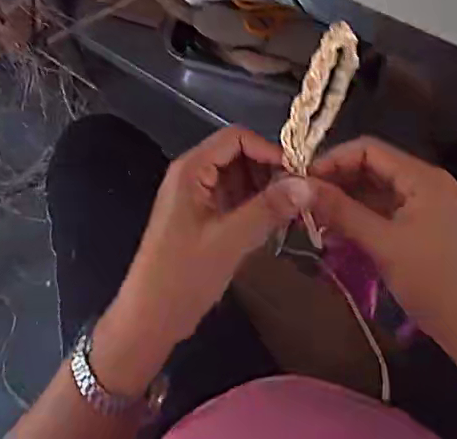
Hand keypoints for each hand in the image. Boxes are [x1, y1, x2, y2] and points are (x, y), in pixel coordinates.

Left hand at [90, 128, 310, 393]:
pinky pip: (234, 198)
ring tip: (291, 212)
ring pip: (239, 177)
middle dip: (269, 171)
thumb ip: (268, 209)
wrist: (149, 319)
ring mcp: (197, 195)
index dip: (269, 150)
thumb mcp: (229, 240)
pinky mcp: (203, 216)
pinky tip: (274, 224)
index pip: (236, 138)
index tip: (299, 173)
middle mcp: (193, 173)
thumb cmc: (183, 275)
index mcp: (192, 168)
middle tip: (299, 196)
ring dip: (265, 189)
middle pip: (239, 154)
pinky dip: (255, 206)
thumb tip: (307, 185)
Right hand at [305, 137, 456, 359]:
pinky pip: (390, 210)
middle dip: (338, 181)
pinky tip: (340, 233)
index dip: (333, 160)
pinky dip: (364, 217)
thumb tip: (298, 185)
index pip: (369, 149)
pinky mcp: (429, 227)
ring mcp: (431, 205)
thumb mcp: (382, 245)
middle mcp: (429, 182)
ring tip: (316, 219)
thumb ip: (340, 210)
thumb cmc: (434, 283)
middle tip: (306, 201)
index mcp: (424, 177)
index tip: (303, 180)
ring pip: (379, 190)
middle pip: (374, 167)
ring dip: (348, 201)